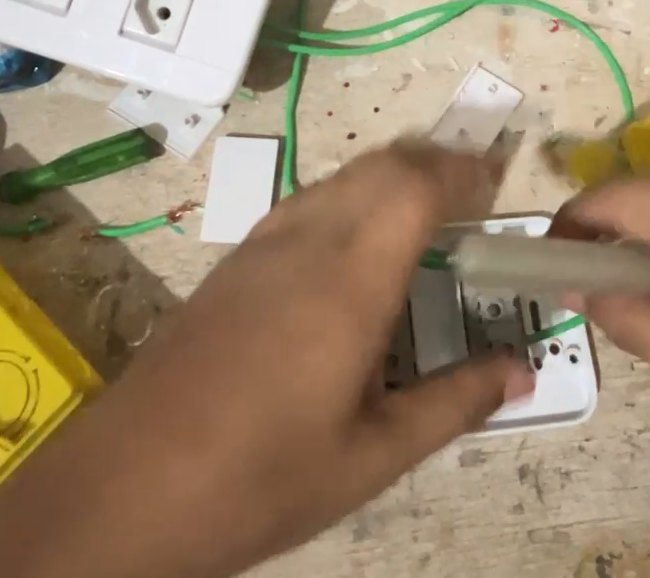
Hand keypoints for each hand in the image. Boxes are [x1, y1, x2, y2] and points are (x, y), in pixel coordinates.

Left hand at [0, 143, 532, 577]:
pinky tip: (358, 244)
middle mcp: (308, 240)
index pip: (417, 186)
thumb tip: (521, 371)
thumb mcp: (375, 454)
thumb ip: (456, 401)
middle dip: (436, 162)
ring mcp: (264, 243)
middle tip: (477, 194)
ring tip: (428, 211)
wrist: (127, 487)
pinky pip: (310, 199)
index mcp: (350, 278)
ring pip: (343, 176)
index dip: (464, 171)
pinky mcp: (235, 260)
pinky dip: (354, 195)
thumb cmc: (262, 475)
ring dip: (393, 174)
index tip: (500, 182)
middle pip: (382, 164)